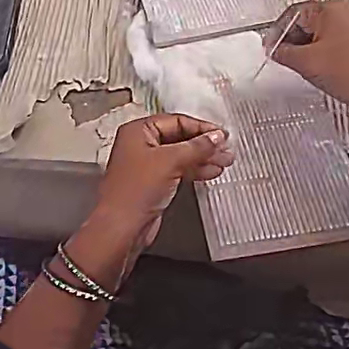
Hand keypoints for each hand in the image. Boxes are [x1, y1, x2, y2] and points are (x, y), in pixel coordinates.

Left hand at [93, 114, 233, 249]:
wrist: (123, 227)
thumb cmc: (134, 191)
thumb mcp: (170, 161)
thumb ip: (197, 146)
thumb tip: (215, 137)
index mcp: (137, 131)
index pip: (176, 121)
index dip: (200, 127)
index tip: (221, 135)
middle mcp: (140, 145)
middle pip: (179, 138)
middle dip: (204, 144)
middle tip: (225, 149)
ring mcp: (146, 165)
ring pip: (180, 155)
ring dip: (203, 158)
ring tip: (224, 161)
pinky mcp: (153, 183)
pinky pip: (178, 170)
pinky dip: (194, 170)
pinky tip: (210, 172)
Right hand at [269, 0, 348, 113]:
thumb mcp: (304, 61)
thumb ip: (282, 52)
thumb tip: (276, 50)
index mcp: (330, 9)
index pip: (293, 13)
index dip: (277, 30)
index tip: (270, 45)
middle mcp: (344, 13)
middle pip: (306, 21)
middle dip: (291, 39)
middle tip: (280, 55)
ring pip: (318, 33)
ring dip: (304, 47)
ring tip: (298, 64)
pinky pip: (330, 42)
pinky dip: (318, 53)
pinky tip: (315, 68)